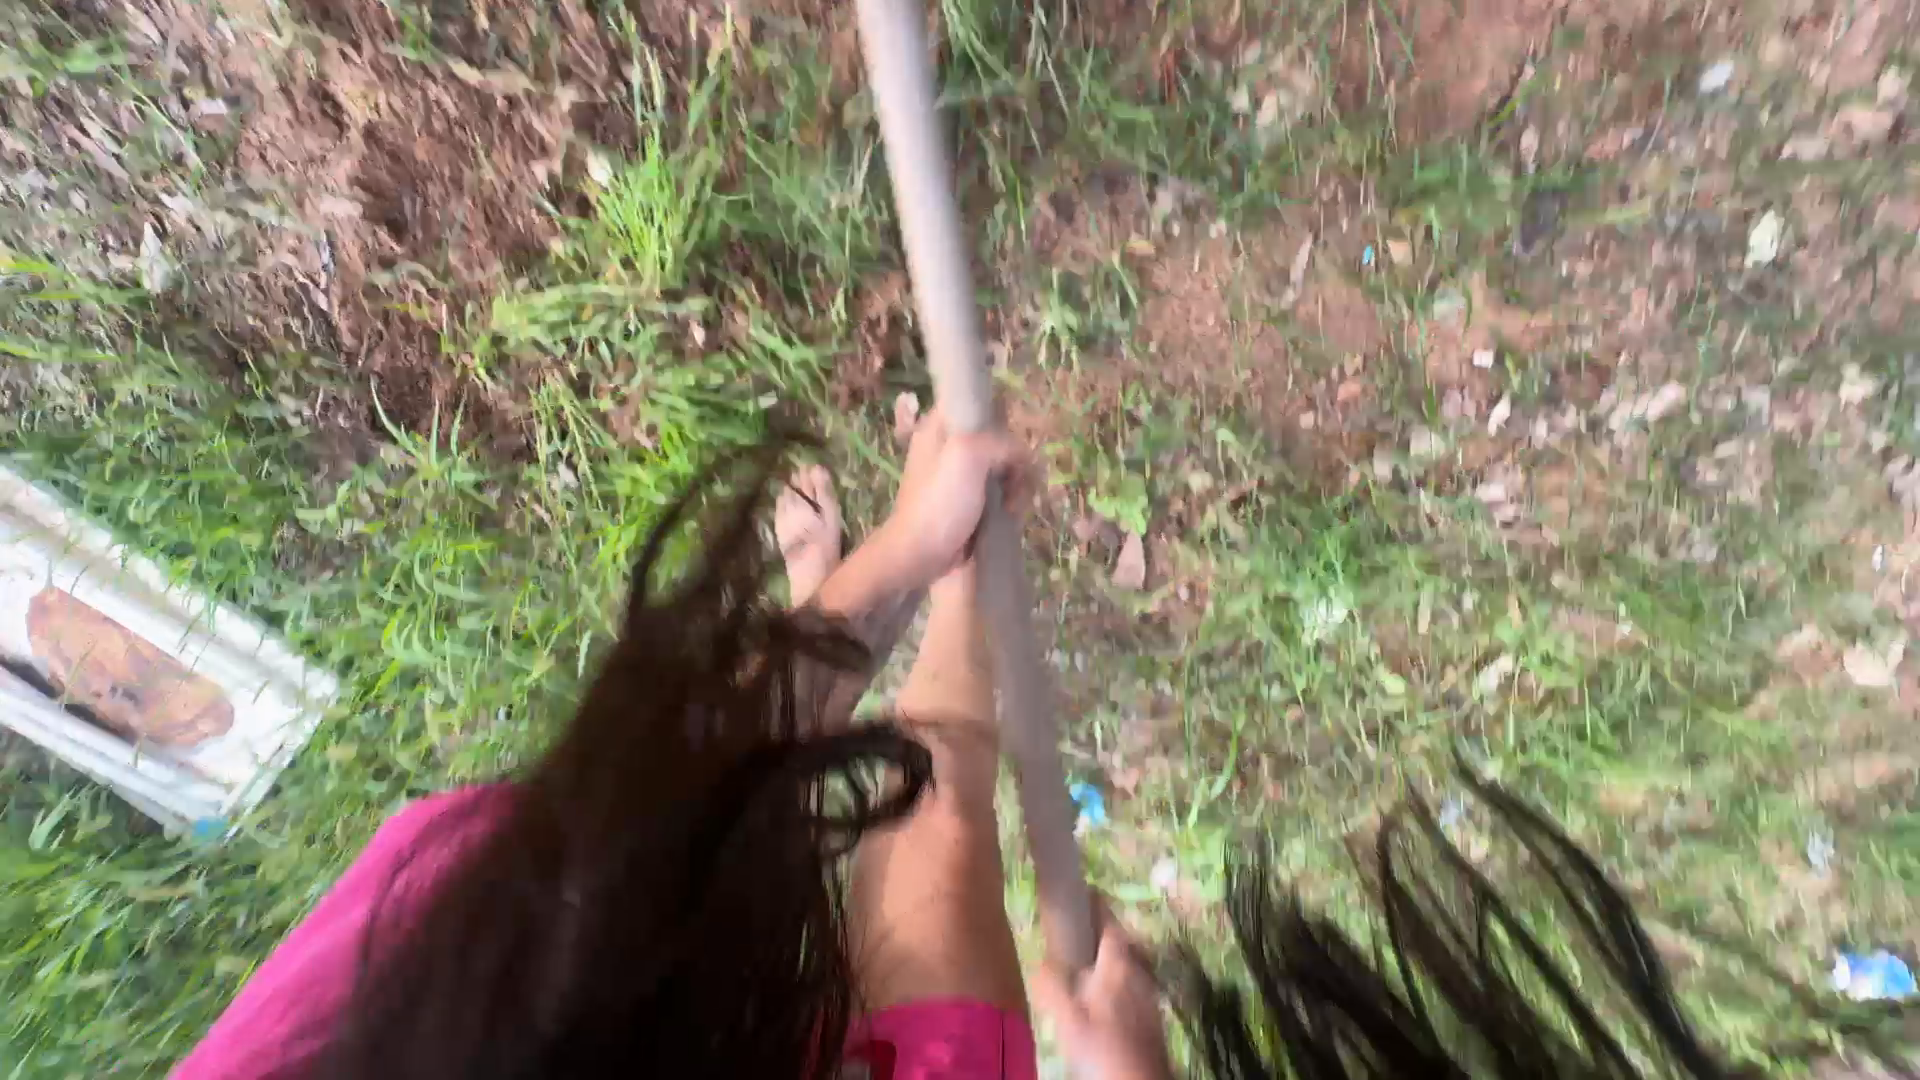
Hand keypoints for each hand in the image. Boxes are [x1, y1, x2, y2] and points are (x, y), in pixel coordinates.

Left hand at [873, 407, 1027, 591]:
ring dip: (1017, 484)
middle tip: (1013, 482)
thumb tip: (1021, 457)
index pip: (978, 404)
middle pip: (1000, 438)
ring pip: (1005, 466)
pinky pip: (1001, 490)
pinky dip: (1011, 500)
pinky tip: (1010, 514)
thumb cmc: (939, 502)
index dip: (999, 418)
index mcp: (940, 426)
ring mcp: (962, 475)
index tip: (1007, 445)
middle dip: (1015, 460)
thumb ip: (1001, 442)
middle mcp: (951, 445)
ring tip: (1012, 505)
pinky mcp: (971, 500)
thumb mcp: (968, 455)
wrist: (920, 553)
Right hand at [1031, 911, 1173, 1079]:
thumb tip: (1040, 960)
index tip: (1083, 890)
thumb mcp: (1067, 1019)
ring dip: (1111, 957)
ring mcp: (1149, 994)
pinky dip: (1118, 980)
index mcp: (1118, 963)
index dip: (1097, 903)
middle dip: (1102, 930)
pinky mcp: (1153, 1017)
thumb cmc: (1103, 1049)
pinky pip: (1133, 984)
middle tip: (1080, 930)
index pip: (1110, 920)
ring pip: (1129, 963)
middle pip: (1121, 940)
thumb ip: (1050, 985)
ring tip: (1089, 963)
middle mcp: (1138, 971)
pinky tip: (1105, 999)